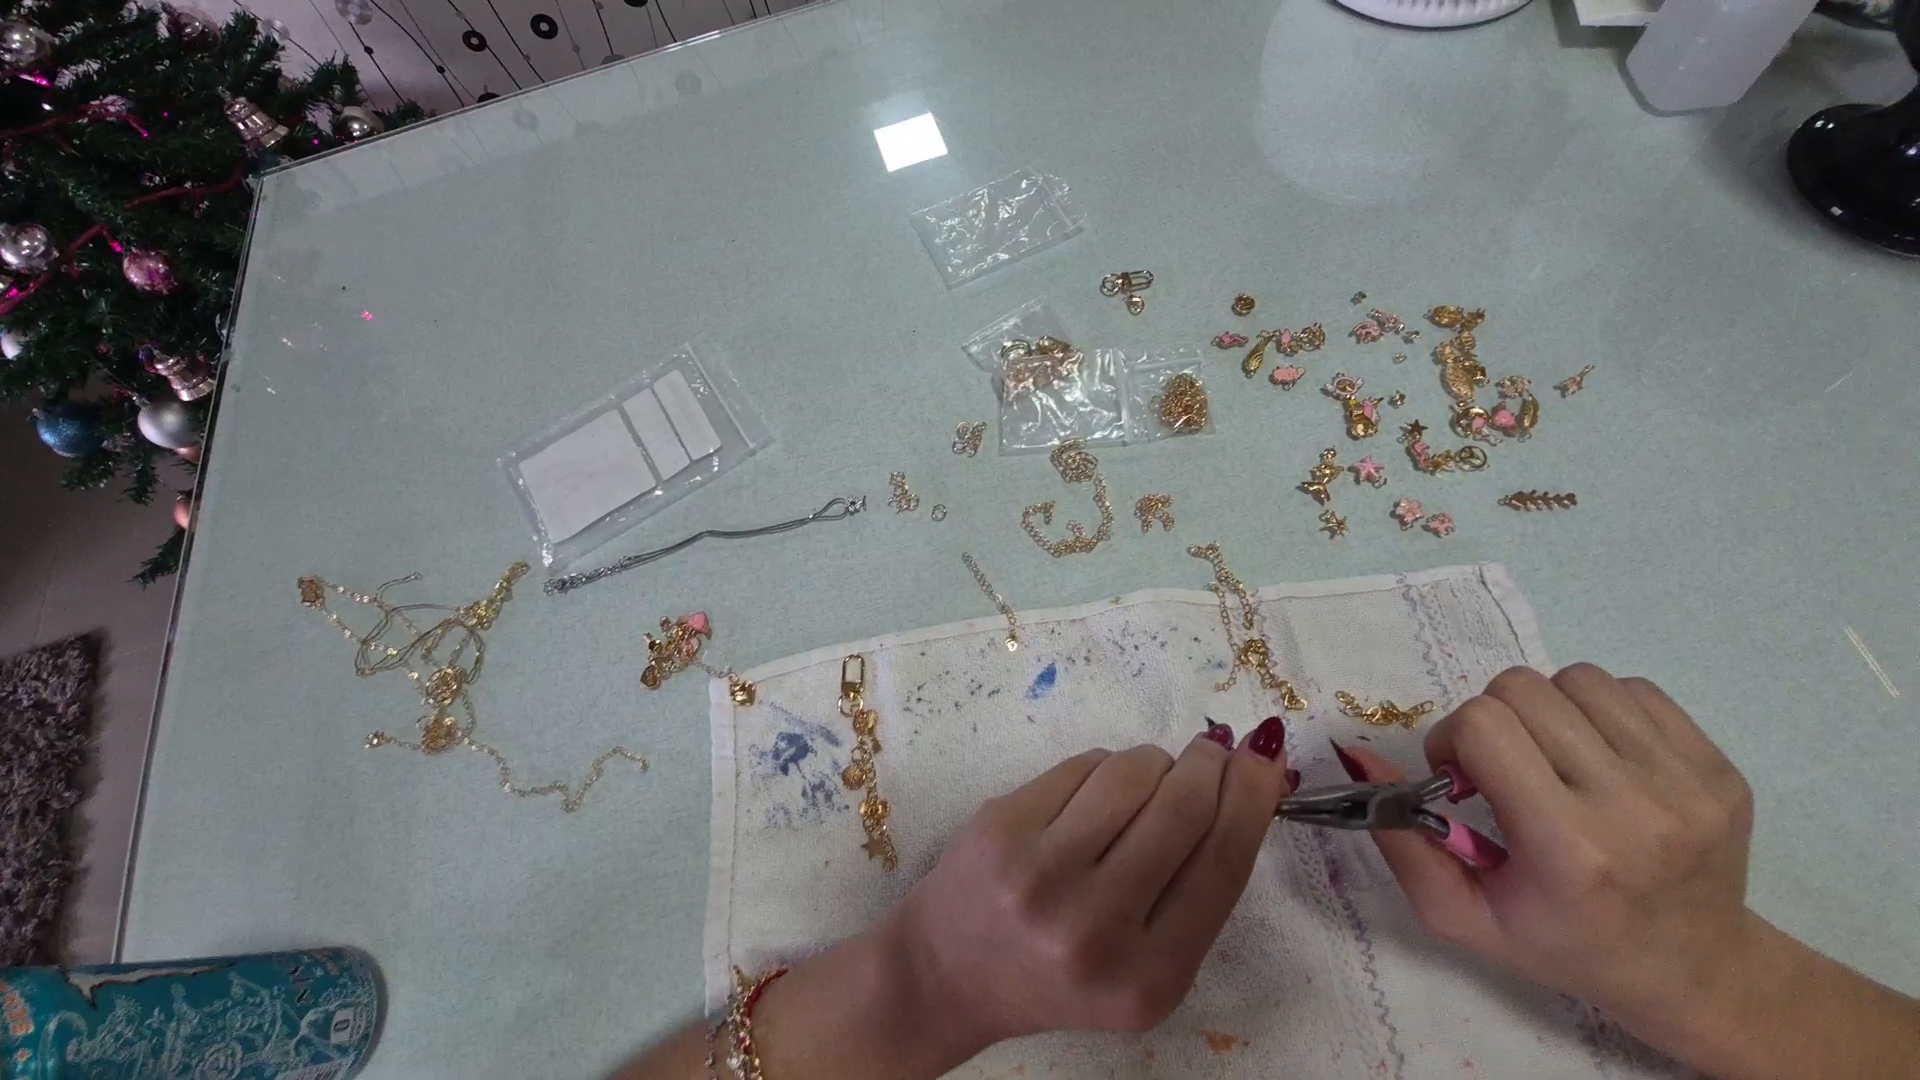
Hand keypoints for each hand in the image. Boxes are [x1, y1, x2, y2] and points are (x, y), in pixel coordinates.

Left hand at [885, 716, 1294, 1050]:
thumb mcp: (1146, 965)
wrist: (953, 972)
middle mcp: (1094, 927)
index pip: (1222, 864)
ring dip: (1154, 761)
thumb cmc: (1064, 972)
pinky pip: (1081, 764)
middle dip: (1209, 765)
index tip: (1264, 758)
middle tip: (1214, 750)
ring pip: (1131, 772)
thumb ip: (1196, 888)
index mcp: (1148, 978)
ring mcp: (1039, 872)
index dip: (1251, 798)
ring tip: (1148, 779)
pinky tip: (1095, 791)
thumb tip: (1251, 781)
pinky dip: (1103, 767)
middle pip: (1182, 807)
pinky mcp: (1000, 826)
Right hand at [1336, 665, 1755, 1035]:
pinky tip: (1597, 756)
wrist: (1695, 970)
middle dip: (1491, 719)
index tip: (1461, 778)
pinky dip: (1596, 710)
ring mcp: (1687, 782)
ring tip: (1551, 757)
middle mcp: (1635, 806)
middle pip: (1522, 689)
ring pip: (1576, 678)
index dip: (1453, 740)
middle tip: (1501, 766)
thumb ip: (1399, 837)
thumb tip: (1359, 755)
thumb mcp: (1459, 913)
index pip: (1483, 725)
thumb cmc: (1562, 944)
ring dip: (1545, 709)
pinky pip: (1631, 688)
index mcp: (1568, 847)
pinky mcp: (1720, 766)